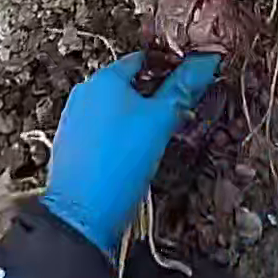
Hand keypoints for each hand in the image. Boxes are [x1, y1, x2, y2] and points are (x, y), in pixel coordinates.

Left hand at [43, 51, 220, 257]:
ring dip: (139, 114)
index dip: (170, 66)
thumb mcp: (162, 119)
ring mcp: (74, 120)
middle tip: (178, 108)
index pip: (144, 58)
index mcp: (105, 78)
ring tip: (160, 131)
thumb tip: (206, 59)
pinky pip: (103, 128)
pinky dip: (122, 132)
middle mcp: (85, 93)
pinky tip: (136, 150)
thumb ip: (184, 86)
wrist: (80, 220)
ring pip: (117, 106)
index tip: (188, 80)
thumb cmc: (120, 162)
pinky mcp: (71, 146)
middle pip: (130, 82)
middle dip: (156, 93)